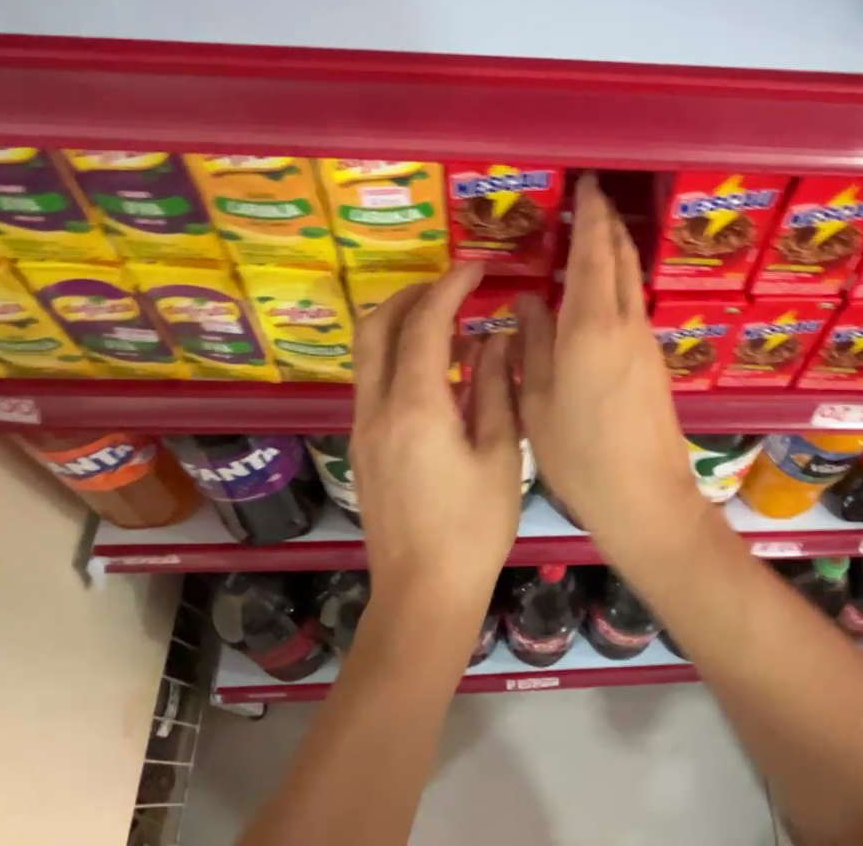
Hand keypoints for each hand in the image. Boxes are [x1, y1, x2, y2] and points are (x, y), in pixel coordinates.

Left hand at [351, 261, 522, 609]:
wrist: (423, 593)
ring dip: (400, 323)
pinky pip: (372, 380)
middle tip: (453, 286)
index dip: (450, 287)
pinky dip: (397, 355)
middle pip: (376, 326)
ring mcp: (362, 428)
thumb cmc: (473, 528)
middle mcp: (377, 408)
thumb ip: (493, 389)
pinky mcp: (362, 446)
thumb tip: (495, 340)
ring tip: (447, 321)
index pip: (424, 323)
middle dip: (412, 294)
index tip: (477, 268)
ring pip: (367, 352)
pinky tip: (436, 370)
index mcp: (416, 406)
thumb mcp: (500, 455)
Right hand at [517, 175, 707, 555]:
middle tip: (589, 198)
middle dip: (606, 222)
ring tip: (592, 233)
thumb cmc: (580, 455)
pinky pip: (632, 304)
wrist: (646, 500)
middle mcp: (624, 322)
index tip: (586, 184)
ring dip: (614, 250)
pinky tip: (600, 290)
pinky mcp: (653, 361)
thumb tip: (527, 301)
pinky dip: (617, 281)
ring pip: (630, 279)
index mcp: (590, 325)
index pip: (593, 252)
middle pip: (620, 257)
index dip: (590, 213)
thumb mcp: (537, 401)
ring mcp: (644, 341)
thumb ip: (531, 344)